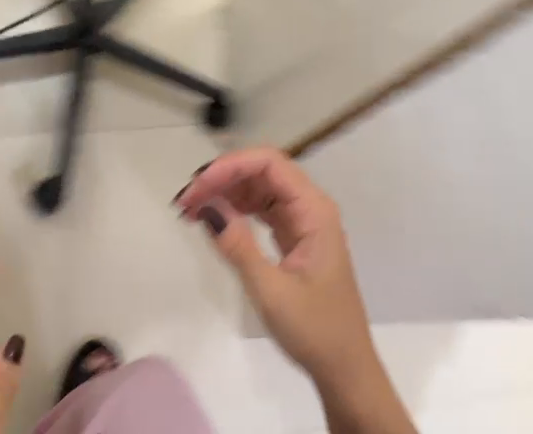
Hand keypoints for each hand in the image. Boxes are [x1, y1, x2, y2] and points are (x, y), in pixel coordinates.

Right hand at [171, 150, 376, 381]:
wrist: (345, 368)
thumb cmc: (315, 329)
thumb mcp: (271, 290)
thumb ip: (238, 246)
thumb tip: (207, 208)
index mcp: (314, 210)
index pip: (270, 163)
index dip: (230, 166)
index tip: (197, 187)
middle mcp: (311, 207)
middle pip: (264, 171)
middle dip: (224, 178)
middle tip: (187, 201)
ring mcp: (304, 222)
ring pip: (262, 189)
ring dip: (228, 193)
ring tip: (193, 210)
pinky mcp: (296, 239)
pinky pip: (264, 210)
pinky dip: (238, 211)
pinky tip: (216, 221)